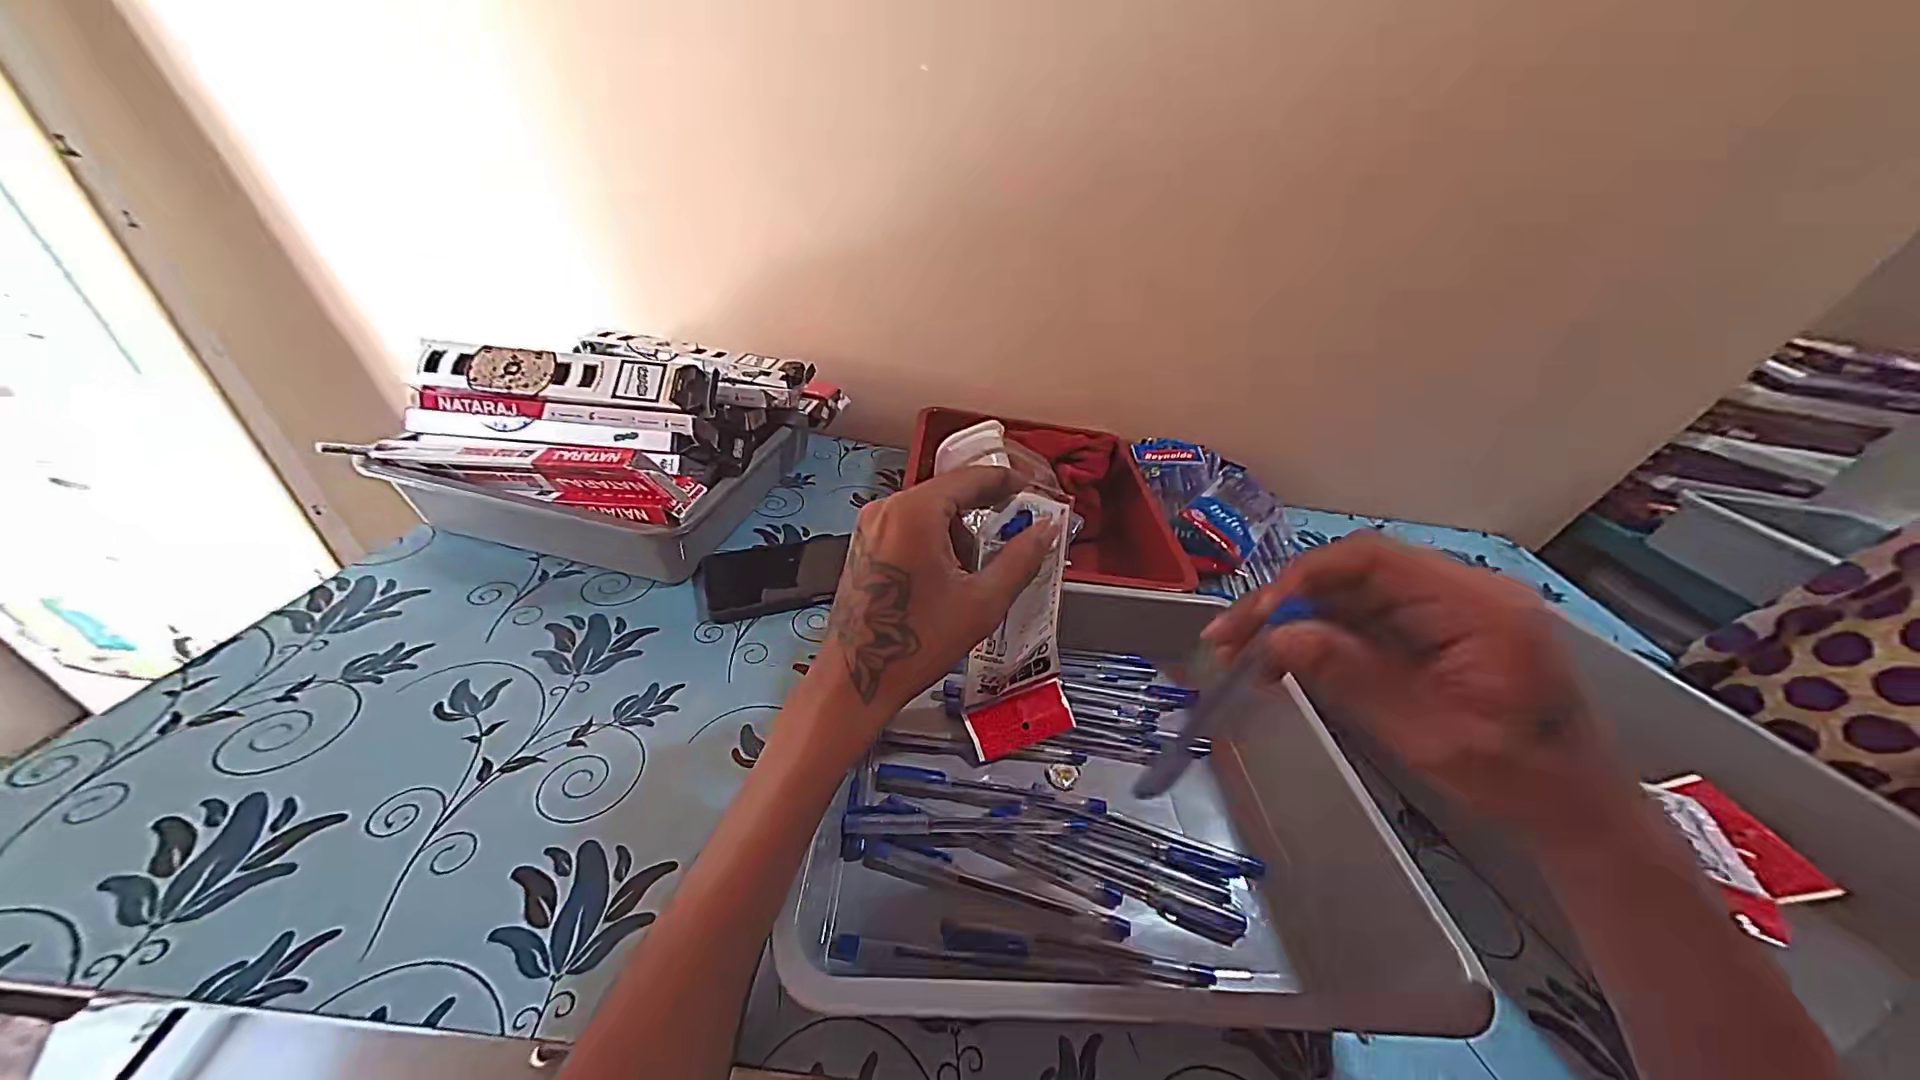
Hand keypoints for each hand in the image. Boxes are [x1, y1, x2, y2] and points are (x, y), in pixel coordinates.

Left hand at [791, 466, 1057, 761]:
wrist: (857, 679)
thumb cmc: (910, 646)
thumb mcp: (982, 602)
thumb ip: (1021, 559)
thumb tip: (1044, 532)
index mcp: (914, 513)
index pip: (973, 477)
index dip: (1010, 482)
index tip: (1031, 491)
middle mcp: (887, 511)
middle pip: (952, 494)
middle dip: (986, 514)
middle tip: (1014, 535)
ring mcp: (872, 528)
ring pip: (932, 512)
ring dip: (961, 534)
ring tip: (974, 576)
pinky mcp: (866, 545)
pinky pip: (912, 528)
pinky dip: (937, 542)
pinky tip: (949, 579)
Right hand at [1203, 533, 1633, 840]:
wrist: (1572, 809)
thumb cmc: (1516, 778)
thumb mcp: (1427, 731)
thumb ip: (1353, 676)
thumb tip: (1279, 636)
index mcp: (1476, 606)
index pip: (1372, 559)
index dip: (1304, 577)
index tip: (1258, 615)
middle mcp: (1458, 592)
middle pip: (1349, 573)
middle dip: (1282, 601)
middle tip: (1228, 637)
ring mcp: (1440, 609)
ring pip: (1344, 594)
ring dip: (1288, 620)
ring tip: (1239, 652)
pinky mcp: (1424, 630)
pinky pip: (1356, 618)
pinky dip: (1312, 637)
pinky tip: (1277, 660)